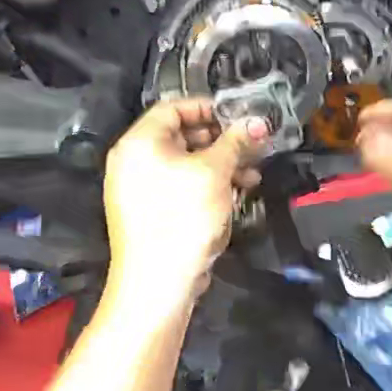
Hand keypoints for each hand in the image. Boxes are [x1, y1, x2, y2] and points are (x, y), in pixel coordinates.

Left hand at [102, 98, 266, 312]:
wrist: (158, 284)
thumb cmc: (182, 218)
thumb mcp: (216, 172)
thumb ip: (236, 141)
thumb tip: (257, 122)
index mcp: (140, 142)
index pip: (174, 106)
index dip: (209, 107)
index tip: (239, 116)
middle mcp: (134, 160)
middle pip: (182, 133)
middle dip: (221, 138)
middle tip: (251, 143)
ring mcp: (141, 187)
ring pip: (186, 161)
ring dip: (221, 162)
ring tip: (251, 172)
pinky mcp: (152, 211)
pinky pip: (182, 183)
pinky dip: (208, 182)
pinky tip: (237, 191)